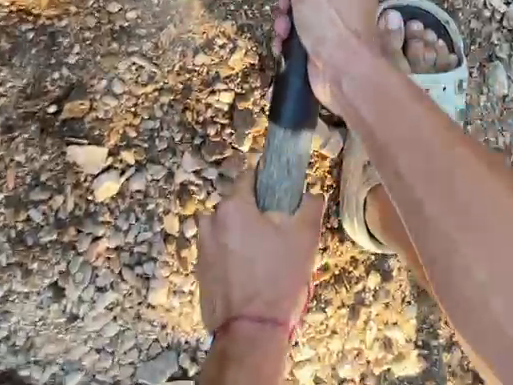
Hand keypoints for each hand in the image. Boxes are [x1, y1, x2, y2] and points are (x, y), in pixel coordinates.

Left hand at [199, 166, 324, 336]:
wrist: (250, 334)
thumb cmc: (278, 279)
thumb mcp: (305, 238)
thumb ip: (310, 206)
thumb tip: (312, 193)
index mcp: (233, 207)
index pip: (248, 177)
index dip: (266, 182)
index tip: (279, 194)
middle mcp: (211, 221)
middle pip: (236, 206)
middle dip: (254, 215)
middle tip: (276, 235)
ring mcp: (202, 248)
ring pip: (226, 230)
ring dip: (241, 237)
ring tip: (264, 260)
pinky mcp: (199, 273)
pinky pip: (219, 254)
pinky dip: (232, 258)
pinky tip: (250, 277)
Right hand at [265, 0, 384, 111]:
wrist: (342, 71)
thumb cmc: (330, 17)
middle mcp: (351, 0)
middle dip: (287, 0)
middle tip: (283, 6)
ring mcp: (339, 26)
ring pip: (301, 14)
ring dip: (284, 21)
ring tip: (282, 30)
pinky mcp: (327, 48)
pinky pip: (301, 36)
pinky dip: (289, 39)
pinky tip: (282, 43)